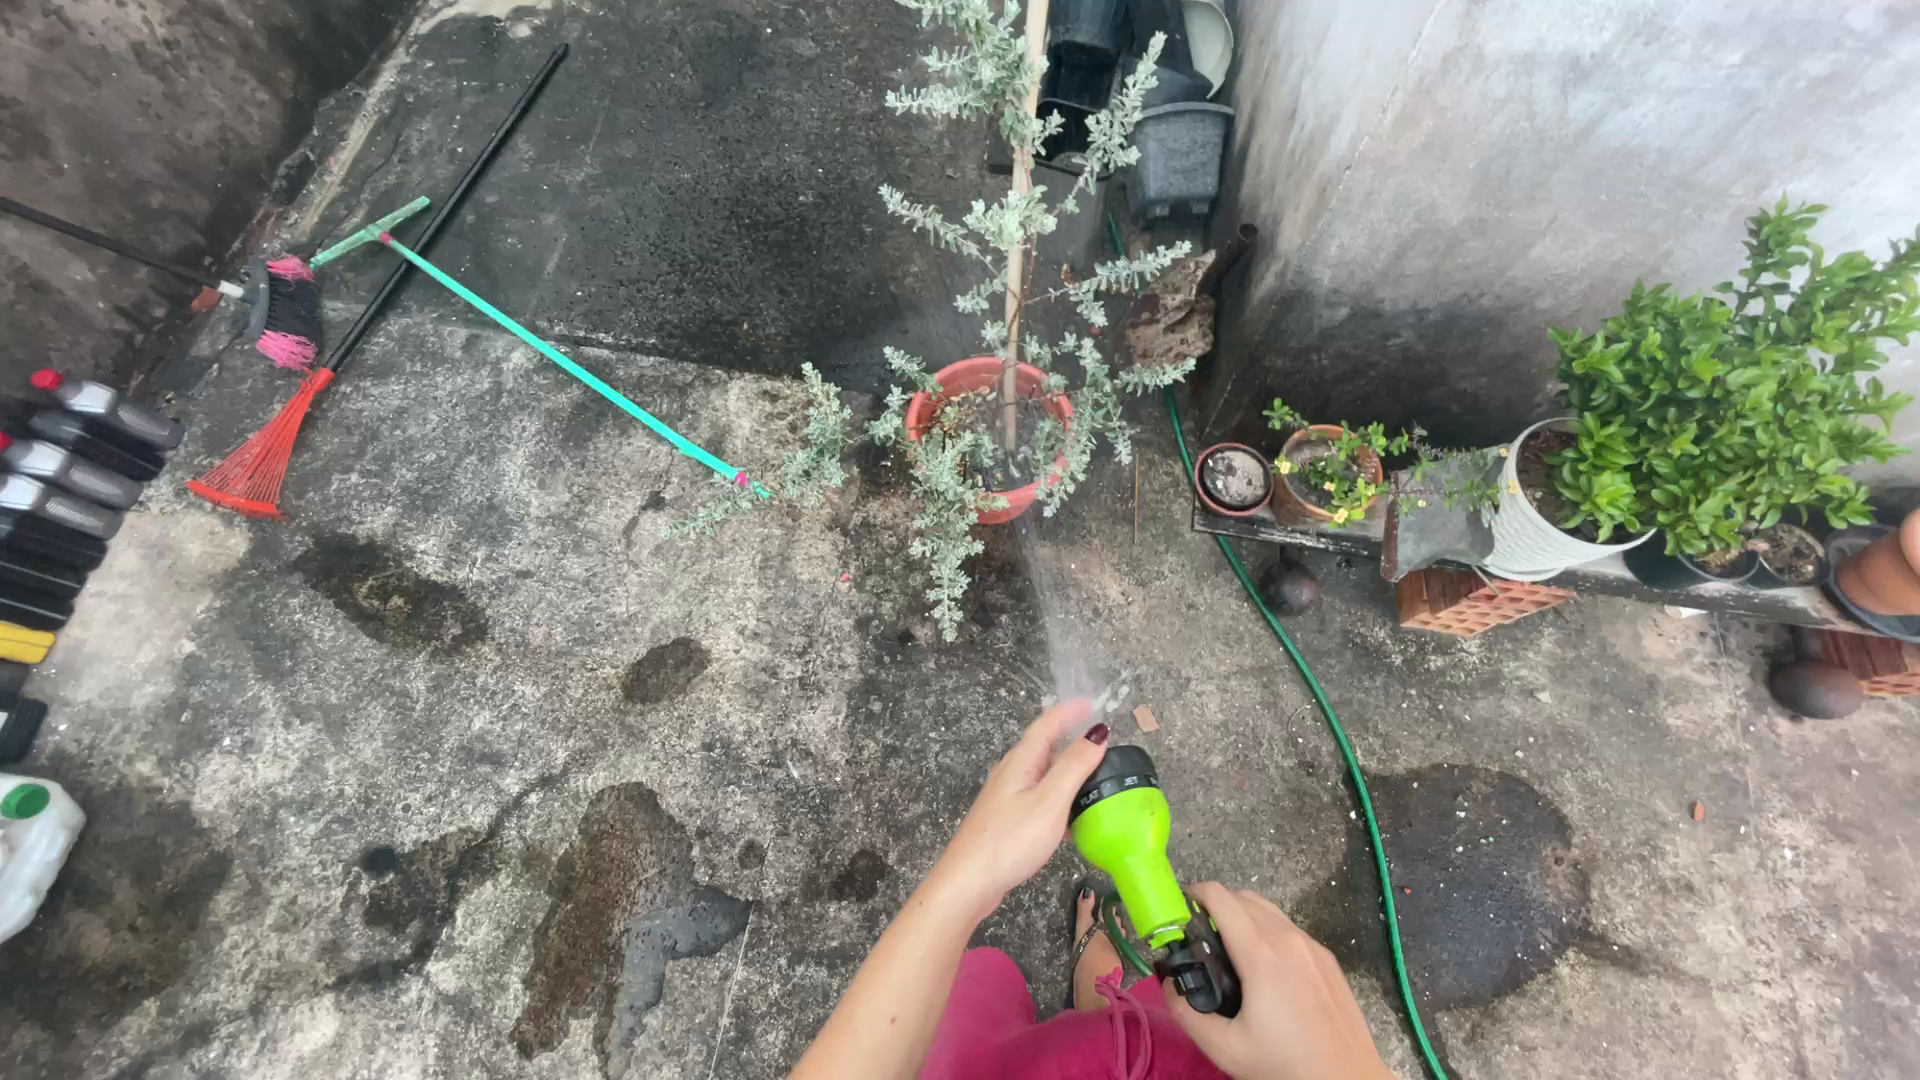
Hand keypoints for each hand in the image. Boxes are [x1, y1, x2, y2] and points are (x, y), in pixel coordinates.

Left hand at [926, 700, 1106, 920]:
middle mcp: (1012, 772)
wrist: (969, 882)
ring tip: (1094, 779)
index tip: (1091, 703)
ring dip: (1067, 772)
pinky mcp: (1007, 819)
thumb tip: (1097, 734)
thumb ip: (1074, 766)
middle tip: (1101, 742)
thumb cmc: (1010, 839)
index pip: (1046, 725)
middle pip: (1044, 747)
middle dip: (1070, 740)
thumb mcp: (1049, 801)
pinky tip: (1073, 820)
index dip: (1069, 712)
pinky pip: (1039, 798)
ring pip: (1043, 774)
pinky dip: (1060, 799)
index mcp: (1021, 761)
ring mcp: (1007, 796)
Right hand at [1168, 883, 1395, 1079]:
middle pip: (1240, 896)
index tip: (1180, 914)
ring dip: (1241, 914)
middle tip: (1200, 938)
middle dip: (1213, 906)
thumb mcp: (1226, 1050)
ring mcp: (1310, 945)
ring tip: (1230, 950)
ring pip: (1265, 908)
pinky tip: (1266, 969)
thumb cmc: (1286, 1068)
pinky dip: (1266, 929)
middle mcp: (1286, 938)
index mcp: (1260, 953)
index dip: (1193, 895)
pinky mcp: (1327, 958)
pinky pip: (1287, 927)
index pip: (1218, 896)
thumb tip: (1168, 984)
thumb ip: (1187, 1012)